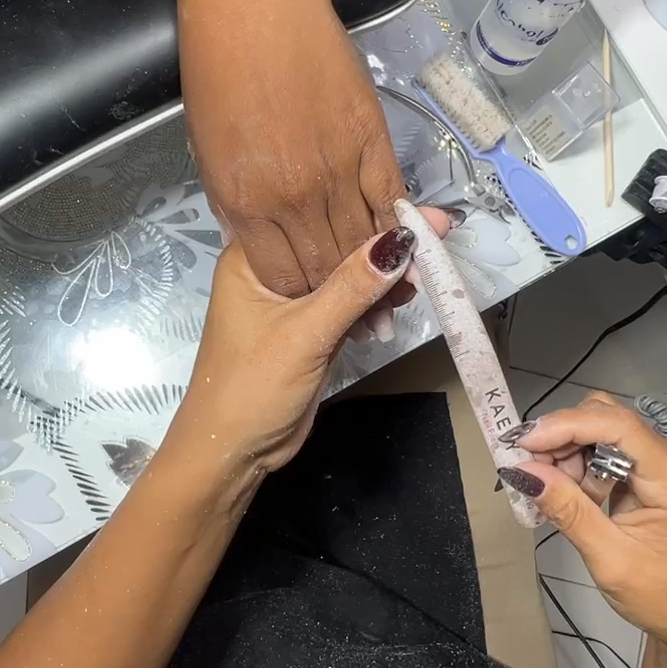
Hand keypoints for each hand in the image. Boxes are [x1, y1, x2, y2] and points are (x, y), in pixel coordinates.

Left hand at [169, 207, 450, 476]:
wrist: (232, 452)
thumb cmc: (252, 387)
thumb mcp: (305, 333)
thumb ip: (353, 287)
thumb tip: (403, 240)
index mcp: (251, 256)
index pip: (315, 219)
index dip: (368, 215)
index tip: (418, 216)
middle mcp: (270, 270)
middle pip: (335, 246)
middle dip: (384, 249)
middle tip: (433, 246)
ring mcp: (290, 300)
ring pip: (345, 276)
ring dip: (383, 280)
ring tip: (422, 280)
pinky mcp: (308, 327)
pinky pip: (347, 303)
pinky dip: (373, 304)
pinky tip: (401, 302)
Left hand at [175, 0, 405, 298]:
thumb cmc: (216, 70)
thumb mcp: (210, 155)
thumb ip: (241, 210)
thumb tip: (267, 245)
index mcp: (245, 205)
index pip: (286, 277)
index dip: (306, 299)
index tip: (319, 308)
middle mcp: (294, 199)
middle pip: (329, 270)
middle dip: (348, 299)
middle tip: (369, 315)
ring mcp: (337, 170)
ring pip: (365, 243)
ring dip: (382, 273)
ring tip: (395, 290)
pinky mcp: (372, 140)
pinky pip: (391, 199)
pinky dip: (400, 226)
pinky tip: (408, 244)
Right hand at [500, 393, 666, 667]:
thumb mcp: (611, 560)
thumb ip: (568, 511)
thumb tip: (522, 472)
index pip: (617, 424)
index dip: (566, 425)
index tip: (523, 444)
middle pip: (607, 419)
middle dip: (563, 438)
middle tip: (534, 474)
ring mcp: (663, 465)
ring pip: (603, 432)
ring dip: (569, 453)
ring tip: (554, 493)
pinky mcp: (652, 475)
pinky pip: (609, 452)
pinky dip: (581, 465)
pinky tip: (570, 495)